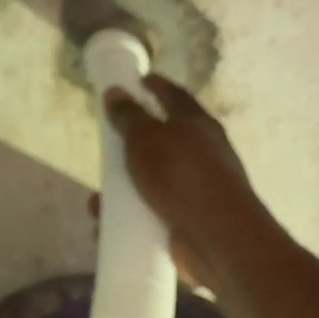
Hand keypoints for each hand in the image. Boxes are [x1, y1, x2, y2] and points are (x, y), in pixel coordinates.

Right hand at [104, 75, 275, 293]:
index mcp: (196, 124)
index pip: (174, 95)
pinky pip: (153, 213)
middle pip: (165, 139)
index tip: (138, 79)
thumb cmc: (182, 175)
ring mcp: (198, 188)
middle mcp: (202, 152)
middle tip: (110, 140)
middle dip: (136, 142)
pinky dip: (130, 218)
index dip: (156, 85)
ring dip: (126, 188)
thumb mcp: (147, 138)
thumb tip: (116, 90)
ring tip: (98, 198)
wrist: (220, 239)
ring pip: (155, 181)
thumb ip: (129, 115)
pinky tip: (106, 226)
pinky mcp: (191, 220)